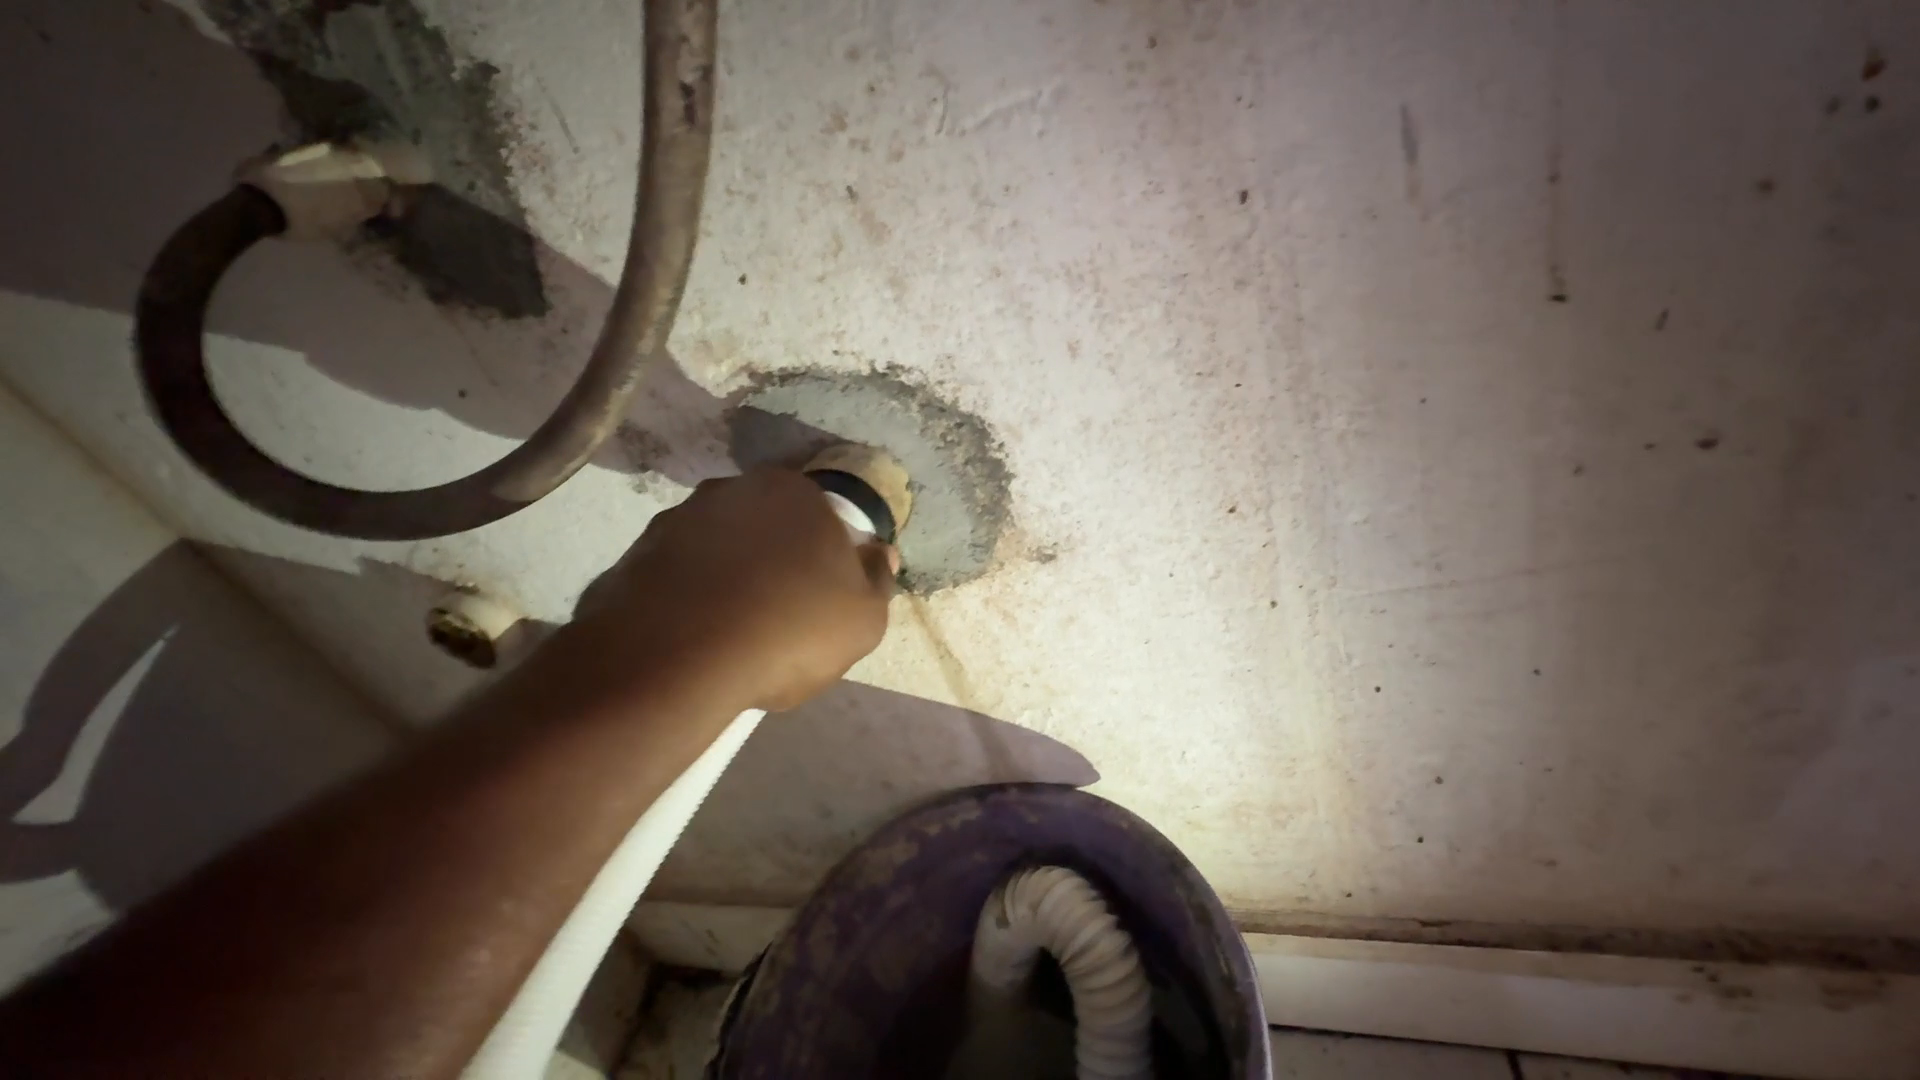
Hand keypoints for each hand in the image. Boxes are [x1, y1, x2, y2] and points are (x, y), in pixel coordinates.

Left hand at [570, 468, 897, 710]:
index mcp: (793, 492)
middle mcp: (732, 490)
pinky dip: (687, 597)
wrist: (678, 659)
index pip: (823, 518)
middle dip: (774, 562)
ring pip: (718, 548)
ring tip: (730, 631)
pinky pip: (676, 575)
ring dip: (727, 577)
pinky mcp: (634, 554)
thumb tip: (880, 554)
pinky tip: (693, 636)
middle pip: (767, 528)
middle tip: (780, 615)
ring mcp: (676, 519)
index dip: (827, 559)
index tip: (824, 599)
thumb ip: (878, 580)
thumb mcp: (863, 618)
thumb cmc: (790, 629)